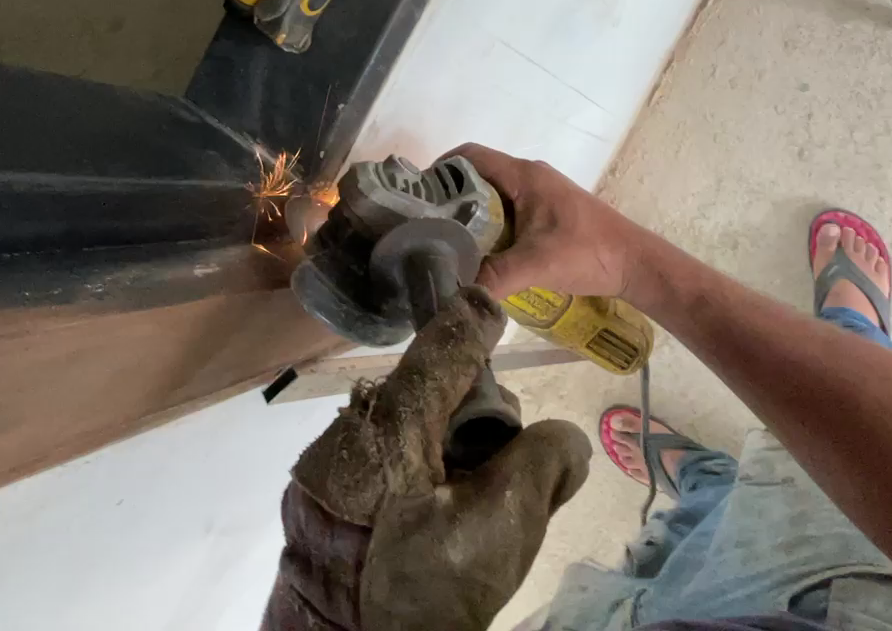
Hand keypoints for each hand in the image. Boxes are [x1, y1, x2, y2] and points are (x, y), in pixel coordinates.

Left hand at [263, 287, 589, 630]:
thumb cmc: (420, 587)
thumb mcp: (500, 530)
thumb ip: (542, 464)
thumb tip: (565, 436)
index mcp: (394, 419)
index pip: (443, 347)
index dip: (474, 323)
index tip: (493, 305)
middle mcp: (356, 423)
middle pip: (432, 390)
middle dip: (473, 412)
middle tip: (499, 461)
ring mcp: (334, 456)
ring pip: (413, 425)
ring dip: (448, 446)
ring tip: (470, 500)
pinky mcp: (326, 488)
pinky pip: (388, 456)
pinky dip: (421, 469)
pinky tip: (438, 516)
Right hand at [447, 143, 656, 303]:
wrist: (636, 263)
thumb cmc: (587, 253)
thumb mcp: (536, 266)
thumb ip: (493, 278)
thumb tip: (452, 295)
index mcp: (524, 175)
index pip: (471, 156)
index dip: (441, 169)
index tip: (419, 195)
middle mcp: (530, 176)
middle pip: (478, 175)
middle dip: (450, 196)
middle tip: (427, 224)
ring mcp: (541, 192)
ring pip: (493, 194)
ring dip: (471, 212)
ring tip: (447, 240)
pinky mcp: (548, 210)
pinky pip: (508, 208)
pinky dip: (490, 223)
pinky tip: (482, 250)